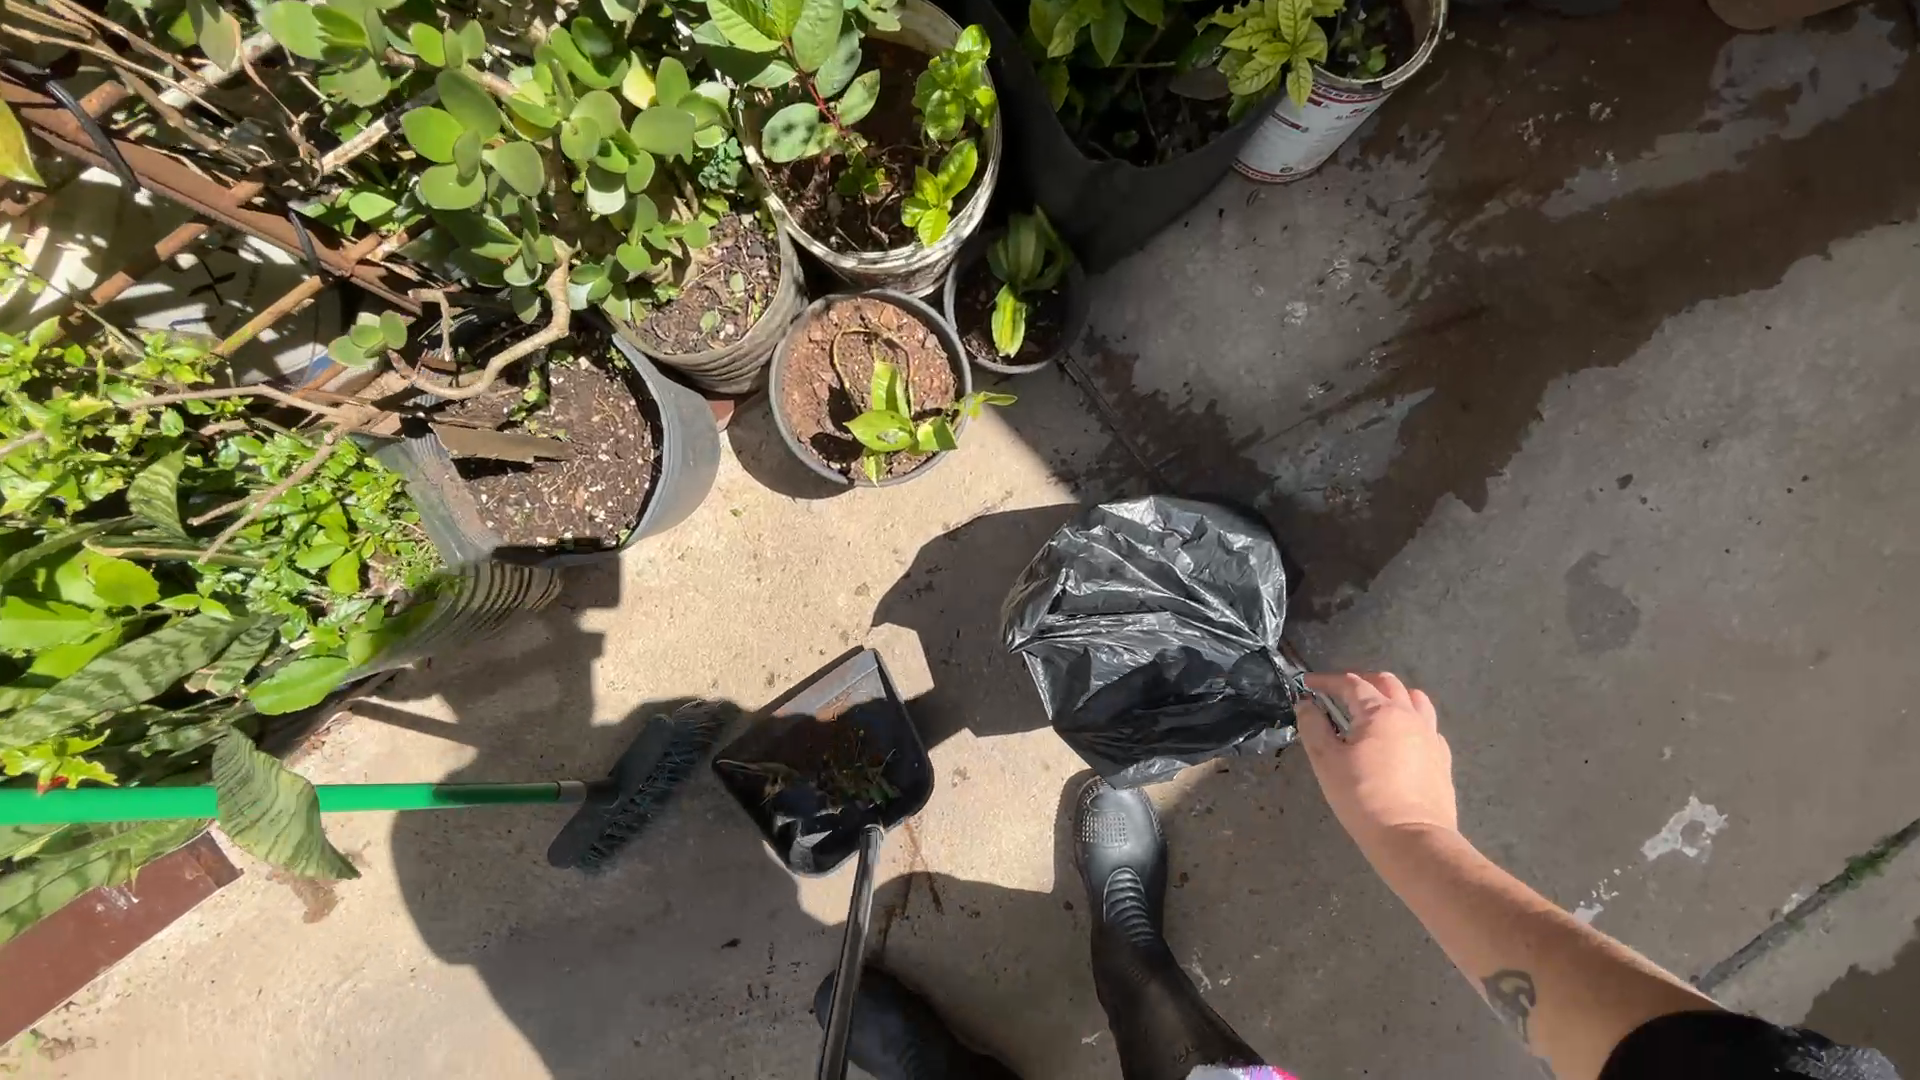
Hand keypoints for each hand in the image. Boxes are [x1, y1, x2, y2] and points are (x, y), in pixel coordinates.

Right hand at [1295, 672, 1457, 852]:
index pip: (1351, 684)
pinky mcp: (1441, 758)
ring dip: (1390, 695)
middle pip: (1387, 683)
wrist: (1411, 839)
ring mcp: (1430, 737)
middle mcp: (1410, 716)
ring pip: (1415, 699)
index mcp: (1380, 713)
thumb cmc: (1362, 796)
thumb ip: (1313, 725)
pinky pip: (1427, 724)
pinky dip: (1409, 718)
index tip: (1307, 683)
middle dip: (1360, 681)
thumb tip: (1306, 703)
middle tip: (1338, 692)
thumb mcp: (1326, 760)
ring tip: (1372, 707)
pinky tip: (1397, 736)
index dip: (1326, 680)